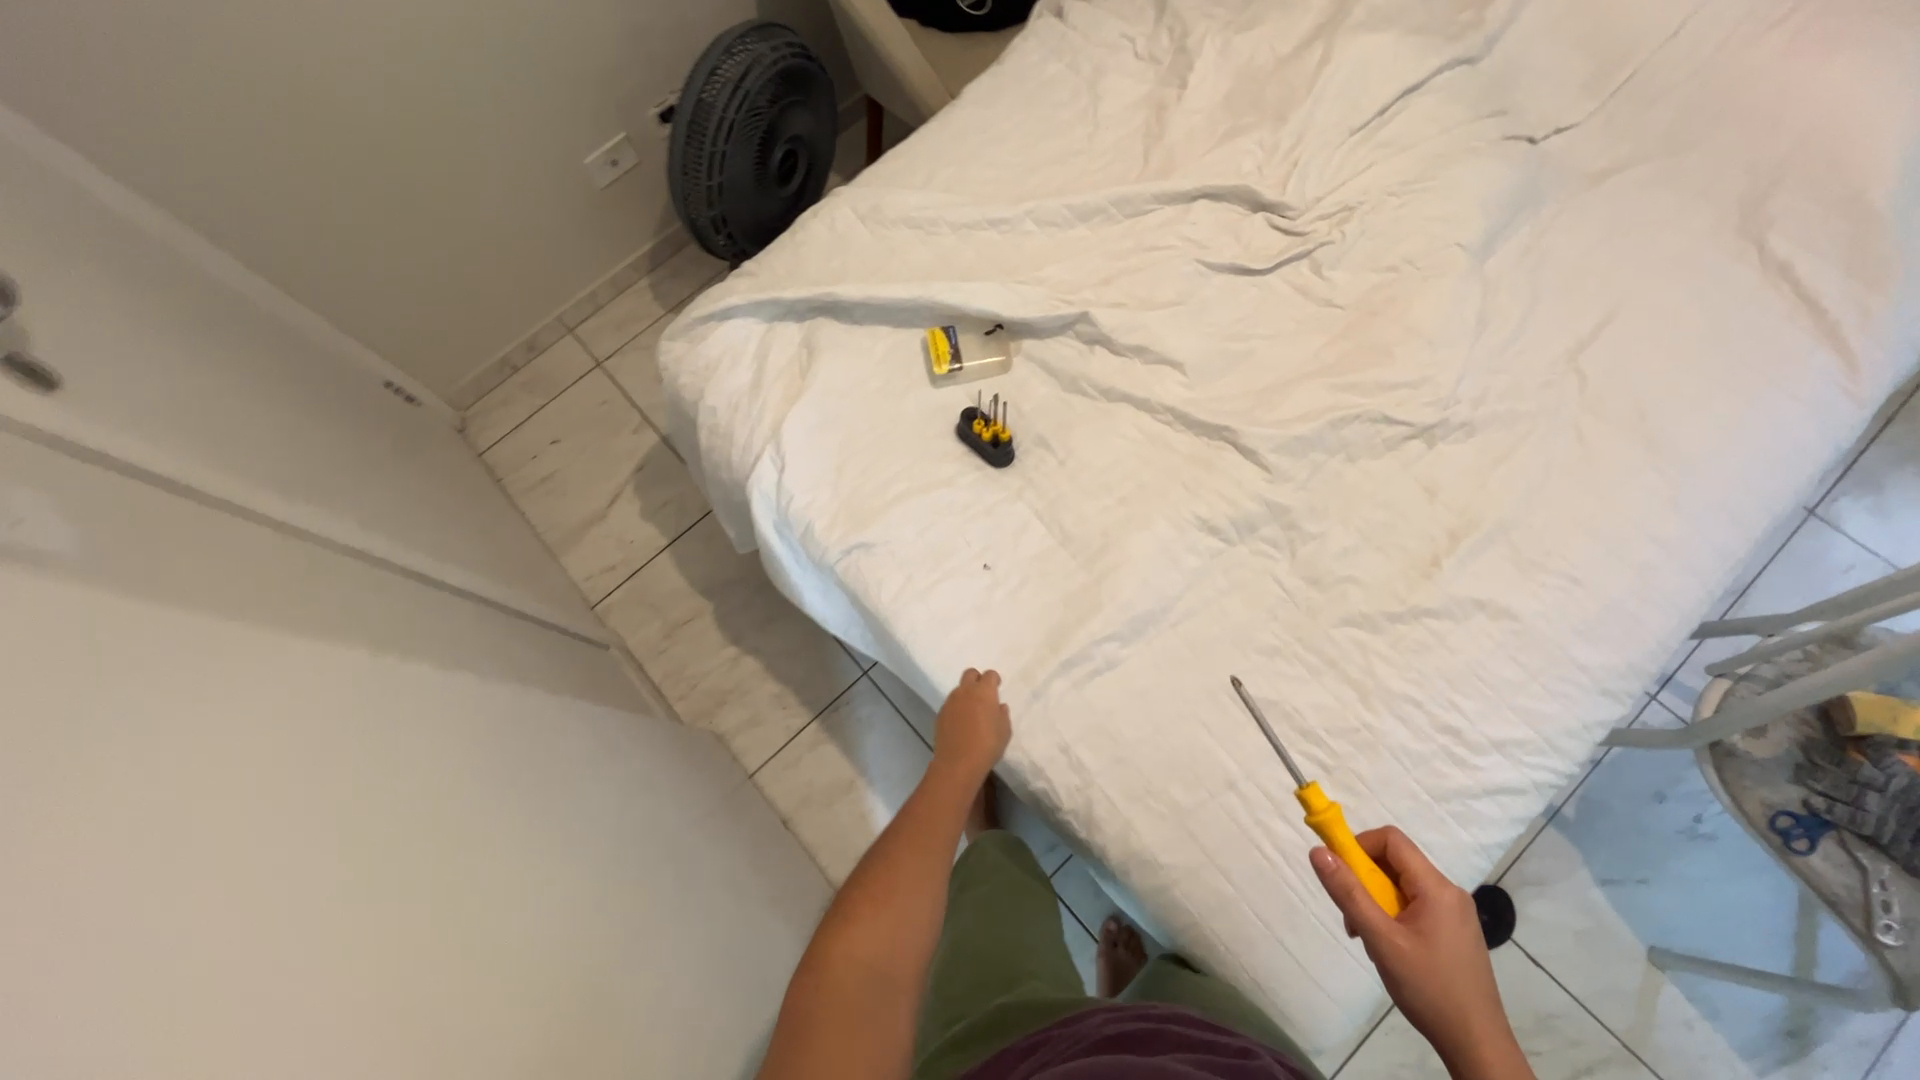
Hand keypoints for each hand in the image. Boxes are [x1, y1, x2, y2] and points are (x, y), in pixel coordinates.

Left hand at [931, 669, 1011, 785]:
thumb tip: (999, 706)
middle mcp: (965, 692)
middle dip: (977, 679)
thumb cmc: (987, 745)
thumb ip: (1002, 715)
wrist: (958, 763)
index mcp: (984, 692)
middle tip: (983, 694)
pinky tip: (961, 723)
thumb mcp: (1004, 731)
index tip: (997, 688)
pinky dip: (957, 708)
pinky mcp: (940, 714)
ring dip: (966, 694)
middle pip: (970, 674)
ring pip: (958, 689)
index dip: (994, 680)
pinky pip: (951, 704)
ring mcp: (950, 702)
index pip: (990, 675)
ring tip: (972, 712)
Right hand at [1311, 828, 1527, 1077]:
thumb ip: (1348, 893)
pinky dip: (1392, 916)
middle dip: (1364, 881)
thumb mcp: (1380, 940)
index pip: (1391, 840)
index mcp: (1437, 888)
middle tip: (1351, 917)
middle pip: (1396, 863)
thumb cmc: (1428, 988)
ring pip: (1402, 886)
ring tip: (1368, 939)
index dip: (1358, 845)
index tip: (1337, 872)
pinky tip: (1388, 949)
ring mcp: (1454, 913)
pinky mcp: (1454, 931)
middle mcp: (1449, 892)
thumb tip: (1318, 851)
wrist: (1476, 1042)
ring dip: (1375, 902)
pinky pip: (1414, 906)